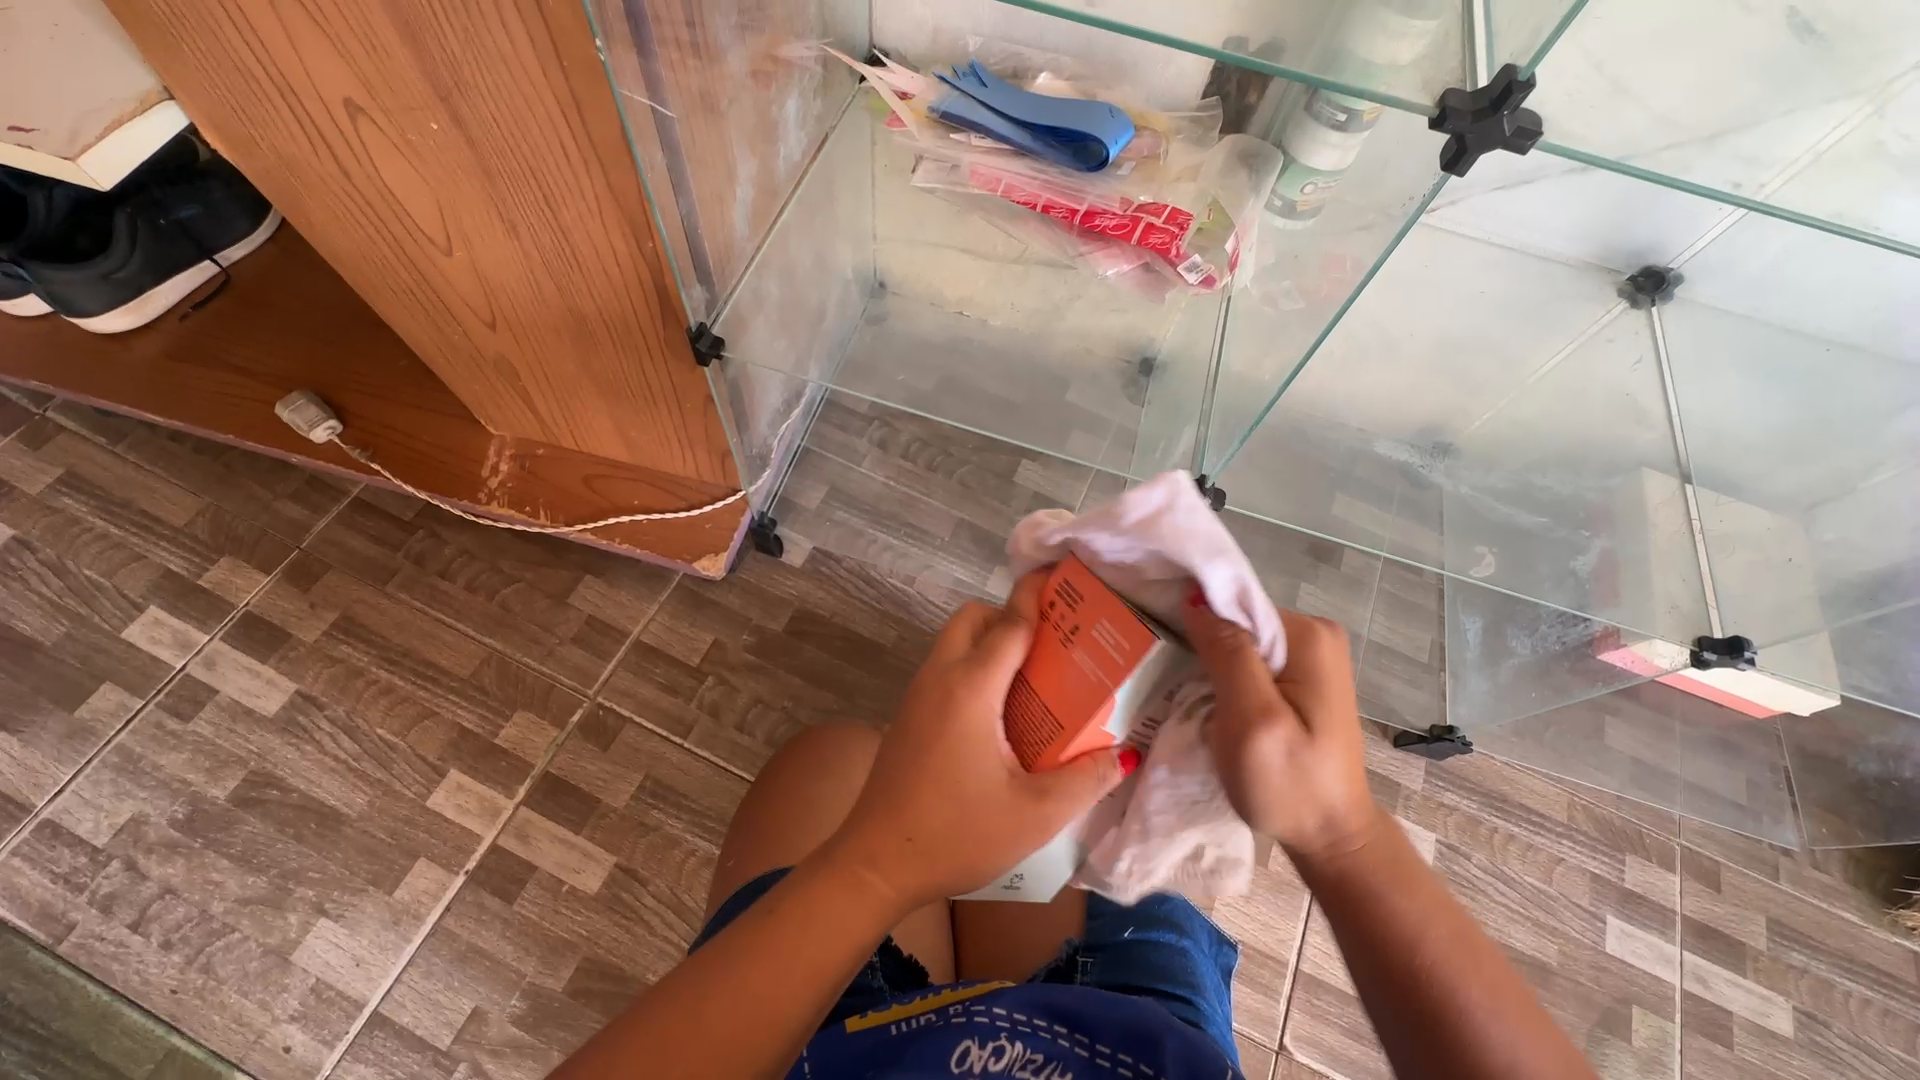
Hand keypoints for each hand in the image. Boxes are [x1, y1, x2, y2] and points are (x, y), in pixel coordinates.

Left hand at [820, 569, 1129, 911]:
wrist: (875, 864)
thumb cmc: (956, 833)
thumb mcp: (1035, 814)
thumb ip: (1087, 780)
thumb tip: (1126, 755)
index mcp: (970, 687)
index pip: (1010, 623)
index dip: (1038, 597)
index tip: (1064, 577)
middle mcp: (938, 678)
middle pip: (974, 619)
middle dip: (1010, 617)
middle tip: (1053, 647)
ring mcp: (916, 696)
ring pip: (954, 643)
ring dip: (991, 644)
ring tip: (1035, 681)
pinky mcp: (908, 717)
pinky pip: (944, 671)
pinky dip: (974, 669)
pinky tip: (1001, 716)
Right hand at [1182, 590, 1378, 863]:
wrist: (1331, 838)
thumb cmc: (1290, 784)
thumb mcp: (1252, 720)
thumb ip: (1229, 655)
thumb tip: (1197, 601)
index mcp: (1309, 637)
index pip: (1236, 605)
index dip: (1196, 623)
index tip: (1162, 646)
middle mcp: (1316, 636)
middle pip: (1239, 622)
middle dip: (1204, 646)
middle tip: (1172, 678)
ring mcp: (1312, 659)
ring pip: (1242, 644)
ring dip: (1212, 665)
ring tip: (1185, 692)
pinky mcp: (1302, 681)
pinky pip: (1252, 664)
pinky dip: (1227, 679)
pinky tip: (1209, 702)